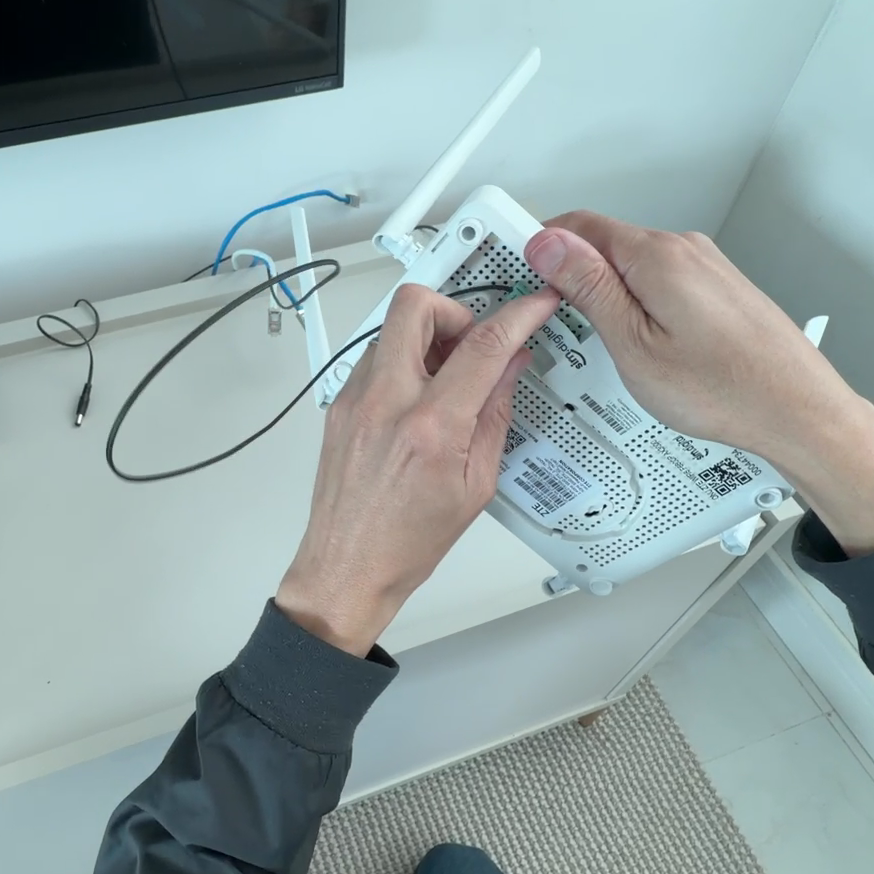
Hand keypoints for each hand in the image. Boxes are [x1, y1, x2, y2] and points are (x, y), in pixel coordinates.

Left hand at [276, 282, 560, 655]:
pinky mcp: (337, 408)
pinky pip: (373, 360)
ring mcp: (353, 401)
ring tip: (446, 380)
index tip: (535, 305)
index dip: (519, 315)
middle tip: (472, 343)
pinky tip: (417, 400)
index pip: (483, 346)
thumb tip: (510, 366)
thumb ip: (495, 415)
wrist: (349, 567)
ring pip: (390, 329)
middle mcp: (385, 404)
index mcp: (430, 428)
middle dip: (455, 310)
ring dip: (425, 339)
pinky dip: (401, 364)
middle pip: (415, 305)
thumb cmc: (407, 542)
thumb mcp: (475, 485)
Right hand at [523, 212, 873, 556]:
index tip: (516, 268)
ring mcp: (705, 268)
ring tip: (587, 334)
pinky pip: (657, 281)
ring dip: (599, 289)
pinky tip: (630, 337)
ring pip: (631, 264)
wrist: (797, 410)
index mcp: (657, 257)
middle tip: (545, 314)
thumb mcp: (633, 344)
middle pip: (605, 243)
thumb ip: (588, 288)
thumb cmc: (721, 388)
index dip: (540, 243)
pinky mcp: (716, 289)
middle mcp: (684, 250)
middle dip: (567, 271)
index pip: (578, 226)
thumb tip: (548, 244)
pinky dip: (631, 300)